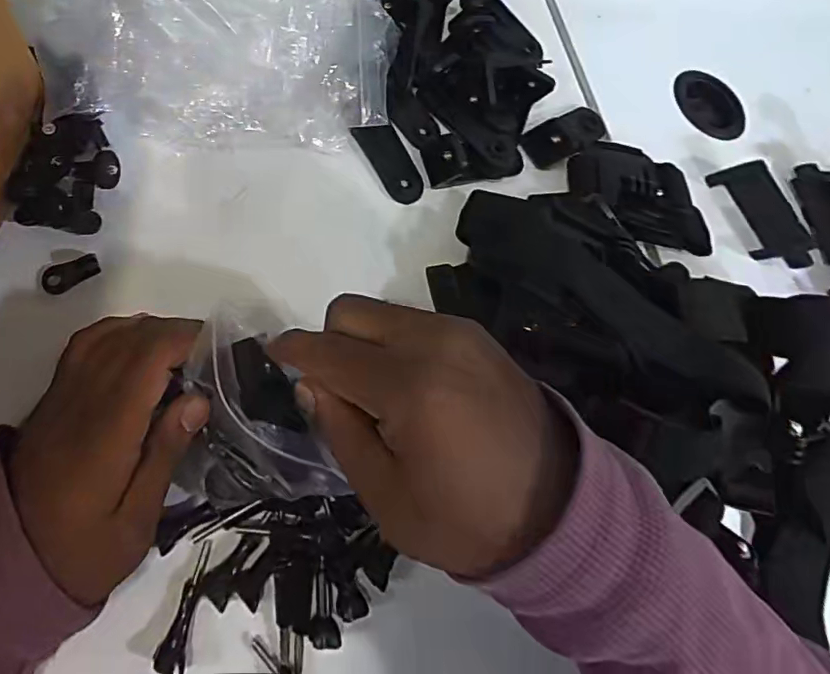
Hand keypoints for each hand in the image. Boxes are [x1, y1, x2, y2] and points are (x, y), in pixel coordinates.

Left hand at [7, 314, 210, 605]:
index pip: (149, 355)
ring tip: (181, 355)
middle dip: (179, 333)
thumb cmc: (80, 551)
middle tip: (210, 357)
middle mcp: (84, 398)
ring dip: (153, 331)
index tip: (218, 352)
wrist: (3, 563)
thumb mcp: (134, 524)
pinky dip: (121, 332)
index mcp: (108, 428)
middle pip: (135, 336)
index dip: (187, 340)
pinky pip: (88, 342)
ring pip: (112, 333)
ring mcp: (64, 392)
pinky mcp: (54, 395)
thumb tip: (198, 399)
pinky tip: (140, 349)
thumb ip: (165, 455)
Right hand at [268, 295, 576, 578]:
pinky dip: (395, 342)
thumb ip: (341, 430)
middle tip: (339, 394)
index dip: (292, 351)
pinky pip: (414, 320)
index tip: (272, 356)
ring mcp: (459, 331)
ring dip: (364, 342)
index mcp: (409, 386)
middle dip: (330, 343)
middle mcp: (433, 341)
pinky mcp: (476, 333)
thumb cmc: (465, 519)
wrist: (557, 507)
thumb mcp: (387, 498)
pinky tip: (413, 387)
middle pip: (350, 311)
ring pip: (382, 311)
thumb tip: (310, 381)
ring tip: (381, 396)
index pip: (329, 351)